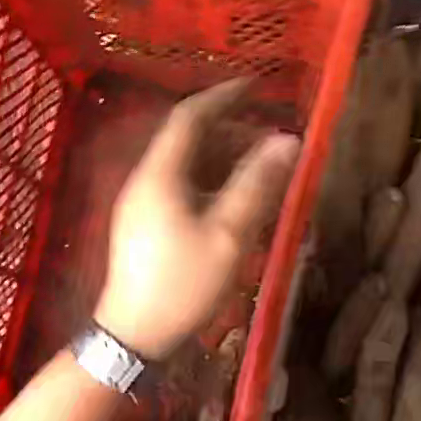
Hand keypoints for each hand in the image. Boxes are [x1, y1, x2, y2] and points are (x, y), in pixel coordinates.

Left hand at [93, 80, 299, 358]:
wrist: (133, 334)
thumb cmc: (182, 285)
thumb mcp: (227, 236)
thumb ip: (257, 185)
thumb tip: (287, 140)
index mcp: (160, 174)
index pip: (189, 117)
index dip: (224, 96)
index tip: (257, 86)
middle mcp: (143, 181)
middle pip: (186, 141)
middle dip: (229, 132)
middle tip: (268, 139)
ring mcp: (138, 206)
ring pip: (183, 168)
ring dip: (220, 161)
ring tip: (257, 170)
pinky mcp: (141, 228)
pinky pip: (177, 190)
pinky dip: (207, 185)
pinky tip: (230, 204)